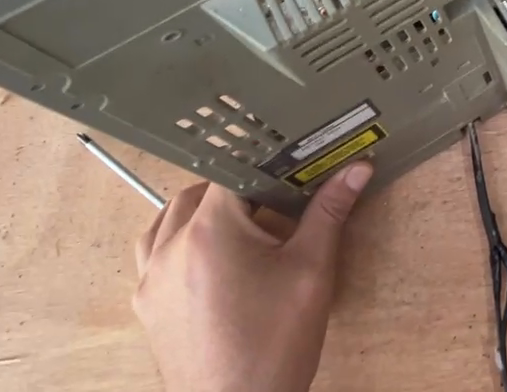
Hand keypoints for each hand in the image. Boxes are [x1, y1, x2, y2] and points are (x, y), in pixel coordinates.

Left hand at [133, 162, 372, 391]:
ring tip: (241, 224)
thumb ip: (329, 212)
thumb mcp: (311, 271)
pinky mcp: (147, 307)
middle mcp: (169, 248)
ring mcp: (151, 280)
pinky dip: (178, 241)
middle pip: (200, 192)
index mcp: (209, 231)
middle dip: (237, 189)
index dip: (263, 164)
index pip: (233, 172)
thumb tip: (359, 167)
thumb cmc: (275, 342)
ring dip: (202, 211)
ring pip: (169, 220)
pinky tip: (209, 257)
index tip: (290, 167)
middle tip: (276, 202)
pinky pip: (154, 253)